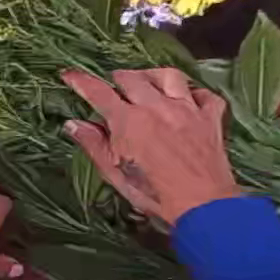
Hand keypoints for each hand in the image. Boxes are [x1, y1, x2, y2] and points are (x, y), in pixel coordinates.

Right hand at [62, 67, 241, 225]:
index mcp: (129, 121)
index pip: (99, 93)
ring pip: (169, 76)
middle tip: (112, 86)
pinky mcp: (210, 119)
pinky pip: (205, 95)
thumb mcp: (115, 174)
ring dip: (152, 76)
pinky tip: (188, 100)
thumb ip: (94, 145)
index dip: (81, 81)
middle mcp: (157, 107)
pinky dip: (195, 94)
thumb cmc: (154, 194)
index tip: (69, 74)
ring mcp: (187, 110)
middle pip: (132, 78)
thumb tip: (72, 124)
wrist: (203, 206)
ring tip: (146, 83)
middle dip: (117, 78)